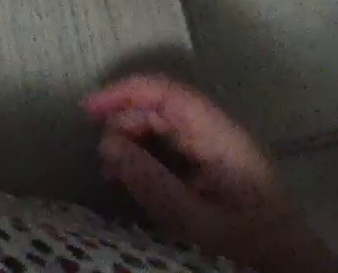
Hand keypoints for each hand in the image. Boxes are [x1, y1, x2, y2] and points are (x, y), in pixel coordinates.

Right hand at [84, 74, 337, 272]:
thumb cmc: (249, 246)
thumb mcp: (195, 220)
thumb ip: (149, 180)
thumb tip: (105, 143)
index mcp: (219, 135)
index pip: (164, 91)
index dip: (122, 93)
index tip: (88, 111)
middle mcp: (217, 133)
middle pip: (158, 108)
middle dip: (123, 123)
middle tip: (102, 157)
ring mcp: (216, 150)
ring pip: (160, 127)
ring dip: (131, 141)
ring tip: (112, 172)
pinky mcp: (213, 169)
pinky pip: (169, 147)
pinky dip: (144, 156)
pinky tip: (131, 179)